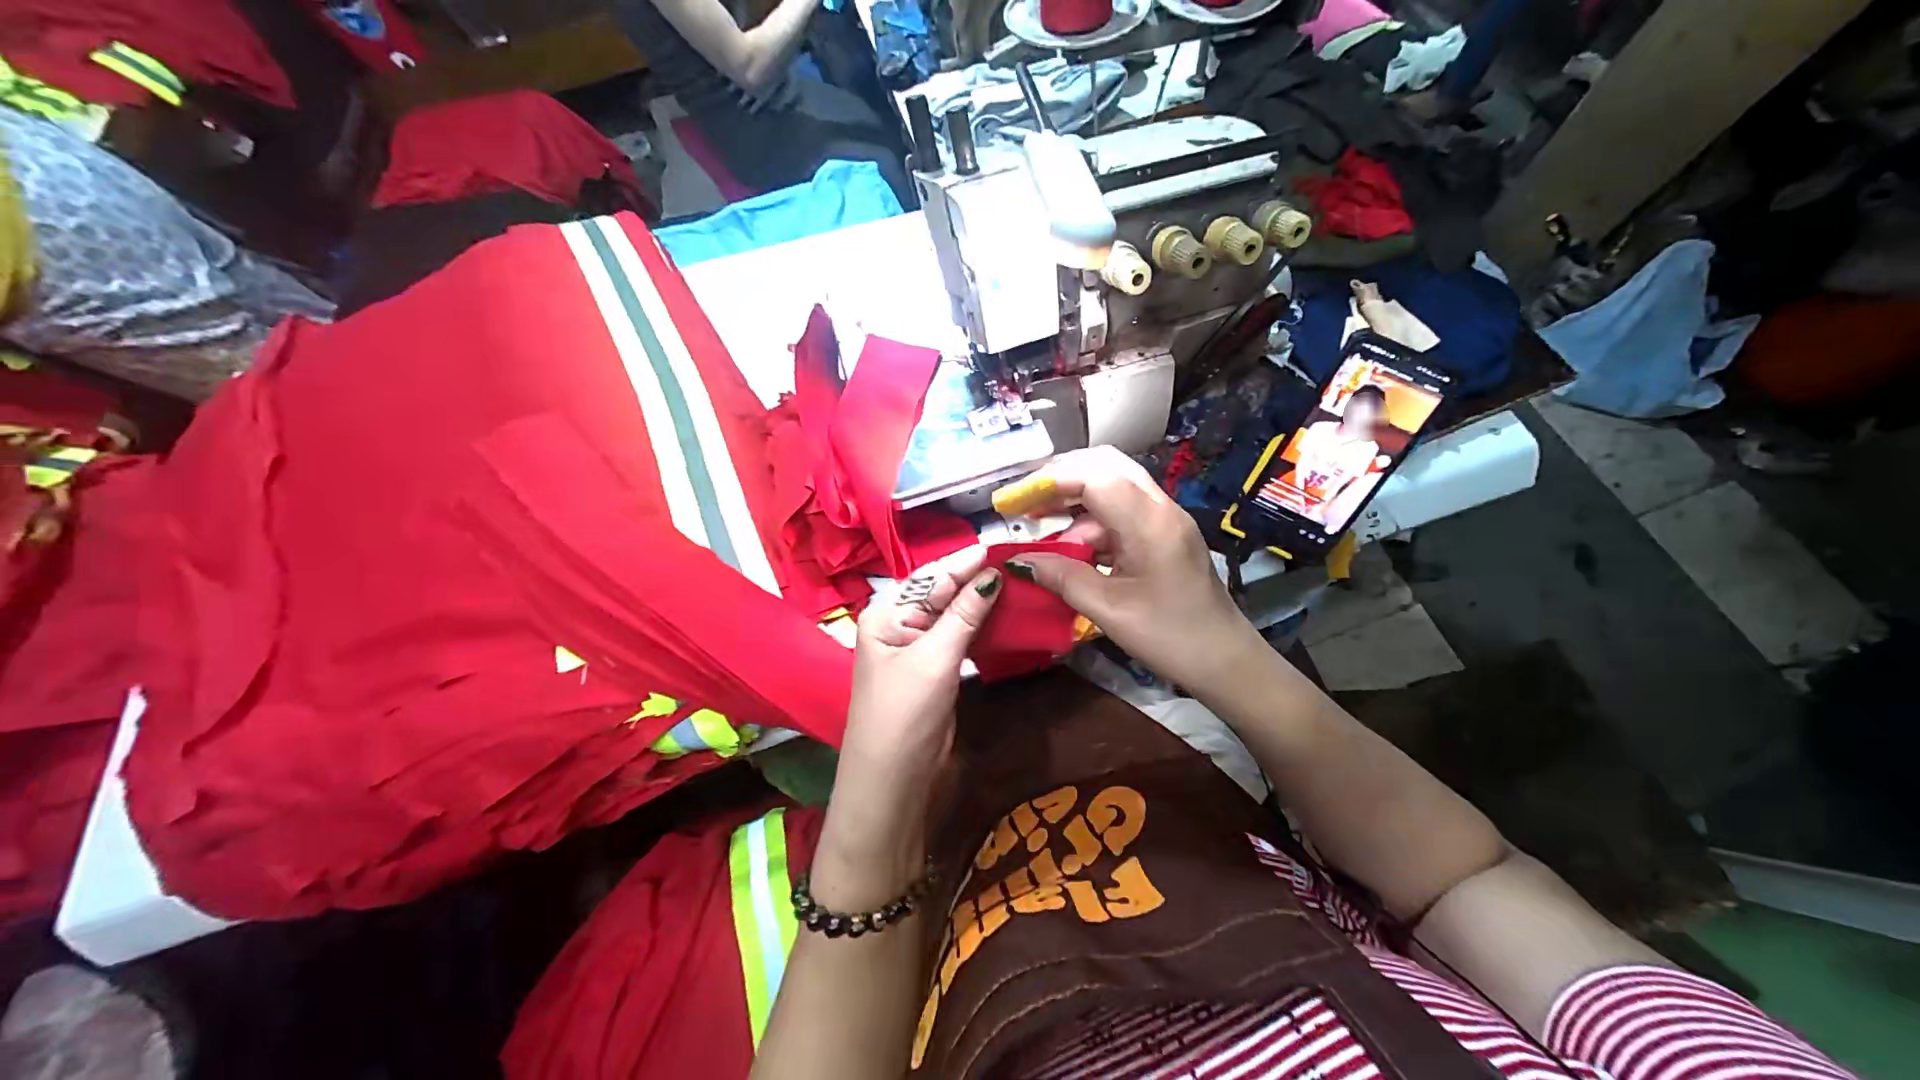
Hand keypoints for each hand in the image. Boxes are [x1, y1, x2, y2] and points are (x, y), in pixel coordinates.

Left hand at [815, 546, 1001, 906]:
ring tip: (1016, 582)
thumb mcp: (935, 658)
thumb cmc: (905, 711)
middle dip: (975, 580)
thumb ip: (963, 615)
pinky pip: (960, 638)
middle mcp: (898, 625)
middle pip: (942, 593)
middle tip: (1015, 561)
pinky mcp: (936, 669)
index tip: (999, 546)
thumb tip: (991, 574)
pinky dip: (981, 627)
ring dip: (981, 602)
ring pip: (953, 615)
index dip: (964, 563)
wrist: (894, 778)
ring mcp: (917, 648)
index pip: (929, 578)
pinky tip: (1004, 614)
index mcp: (886, 614)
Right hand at [1006, 447, 1264, 689]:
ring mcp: (1165, 519)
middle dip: (1060, 478)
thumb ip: (1062, 578)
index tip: (1013, 501)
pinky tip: (1070, 547)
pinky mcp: (1164, 534)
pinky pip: (1122, 511)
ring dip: (1074, 501)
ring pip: (1112, 487)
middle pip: (1105, 466)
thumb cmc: (1170, 636)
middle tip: (1024, 501)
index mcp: (1149, 521)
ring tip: (1039, 526)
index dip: (1048, 481)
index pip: (1093, 476)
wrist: (1226, 661)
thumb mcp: (1109, 610)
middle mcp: (1160, 508)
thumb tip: (1019, 560)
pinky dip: (1091, 521)